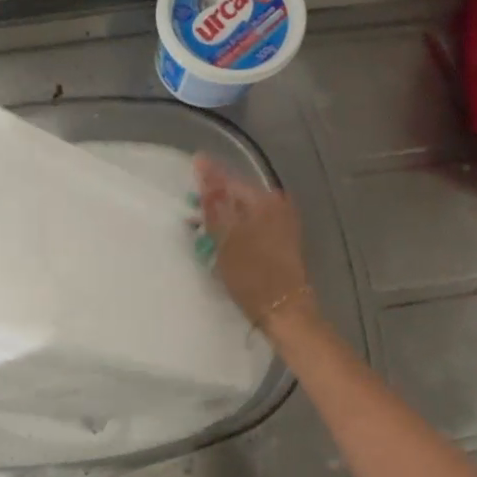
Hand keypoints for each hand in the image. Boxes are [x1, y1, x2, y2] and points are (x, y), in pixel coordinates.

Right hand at [195, 154, 316, 339]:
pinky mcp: (282, 243)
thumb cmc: (252, 275)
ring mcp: (283, 224)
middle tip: (192, 205)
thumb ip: (215, 202)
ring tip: (203, 224)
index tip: (192, 166)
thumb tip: (204, 165)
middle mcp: (278, 206)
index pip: (229, 181)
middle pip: (239, 196)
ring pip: (245, 212)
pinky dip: (236, 229)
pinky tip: (223, 240)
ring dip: (225, 216)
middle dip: (216, 199)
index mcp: (265, 201)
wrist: (284, 310)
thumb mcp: (226, 238)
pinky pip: (252, 225)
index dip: (209, 177)